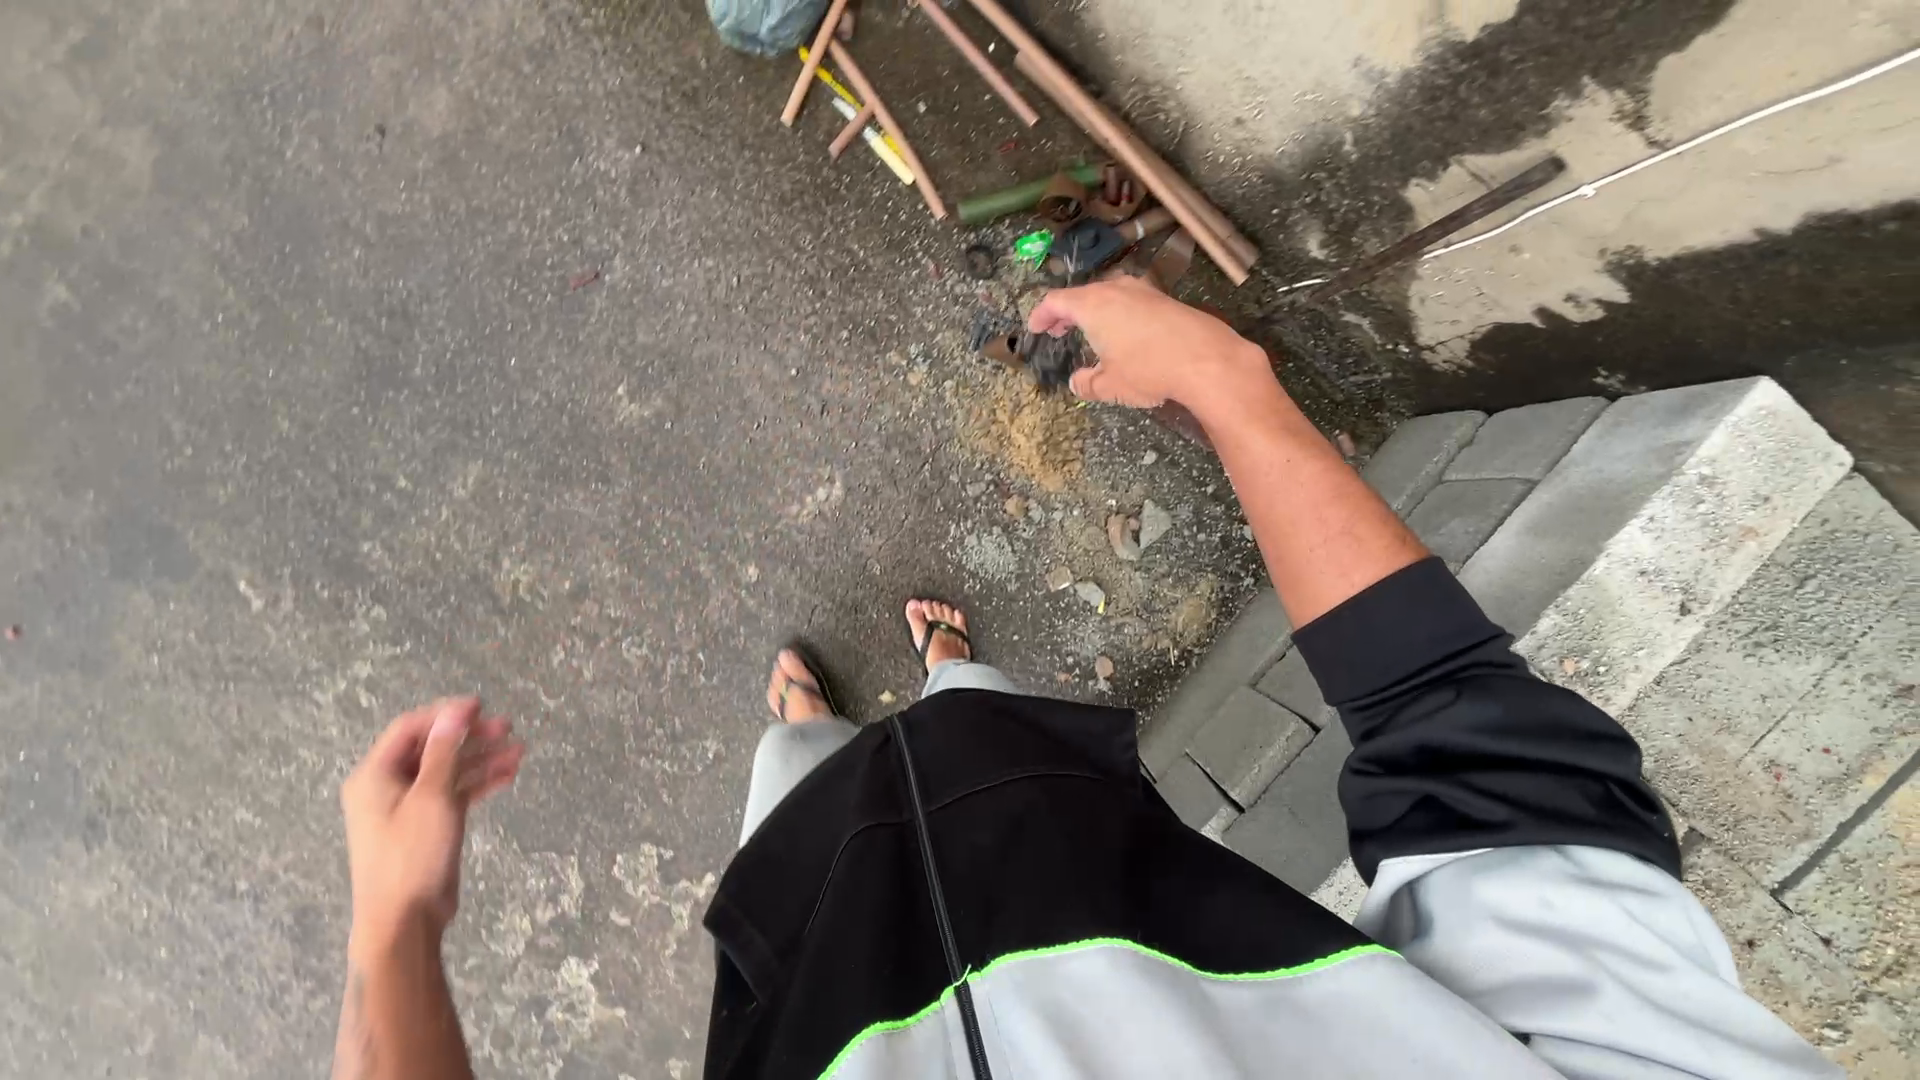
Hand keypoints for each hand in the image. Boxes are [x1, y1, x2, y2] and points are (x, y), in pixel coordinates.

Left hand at [340, 697, 524, 954]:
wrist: (404, 920)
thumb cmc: (412, 854)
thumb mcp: (431, 796)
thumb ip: (444, 751)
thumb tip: (455, 712)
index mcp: (374, 776)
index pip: (410, 729)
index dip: (446, 714)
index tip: (483, 706)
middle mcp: (387, 787)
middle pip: (432, 748)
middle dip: (471, 736)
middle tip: (508, 728)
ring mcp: (407, 807)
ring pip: (448, 770)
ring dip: (482, 758)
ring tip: (519, 752)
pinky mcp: (426, 825)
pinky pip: (454, 792)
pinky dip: (479, 782)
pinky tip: (508, 776)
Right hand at [1026, 277, 1274, 411]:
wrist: (1205, 359)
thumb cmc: (1148, 370)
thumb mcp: (1110, 385)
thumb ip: (1088, 383)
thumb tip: (1078, 382)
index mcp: (1093, 305)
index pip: (1055, 302)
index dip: (1041, 315)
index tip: (1035, 328)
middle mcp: (1116, 290)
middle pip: (1082, 295)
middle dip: (1066, 314)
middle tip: (1058, 331)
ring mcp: (1143, 291)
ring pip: (1108, 296)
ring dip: (1094, 313)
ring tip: (1091, 333)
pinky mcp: (1164, 300)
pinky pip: (1130, 302)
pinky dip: (1117, 315)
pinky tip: (1124, 336)